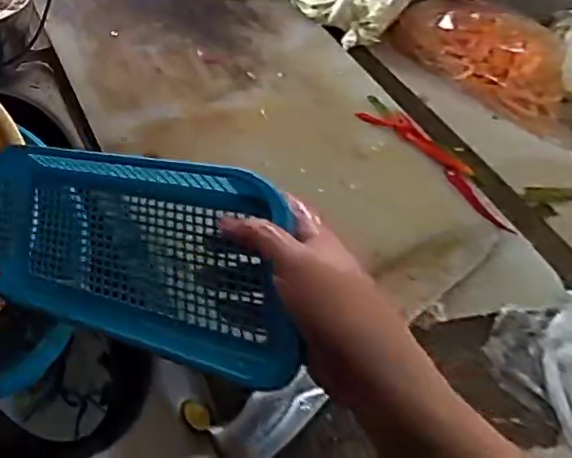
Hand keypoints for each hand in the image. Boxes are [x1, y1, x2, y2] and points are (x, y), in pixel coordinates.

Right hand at [219, 195, 412, 399]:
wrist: (371, 371)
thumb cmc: (334, 304)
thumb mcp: (295, 259)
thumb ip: (260, 234)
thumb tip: (225, 219)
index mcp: (315, 238)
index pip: (281, 206)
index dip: (252, 199)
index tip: (218, 198)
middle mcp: (309, 262)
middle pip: (268, 243)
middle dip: (237, 240)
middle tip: (201, 239)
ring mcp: (304, 295)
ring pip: (263, 278)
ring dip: (235, 276)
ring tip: (200, 274)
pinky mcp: (298, 326)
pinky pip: (265, 310)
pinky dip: (243, 308)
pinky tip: (219, 307)